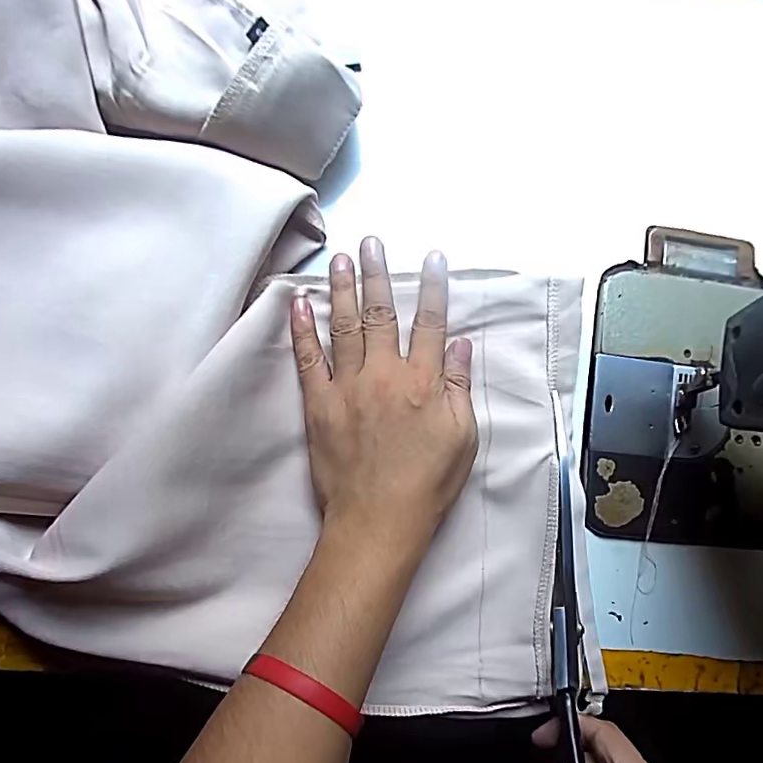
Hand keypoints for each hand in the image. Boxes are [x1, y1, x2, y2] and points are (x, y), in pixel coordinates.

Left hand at [290, 236, 477, 543]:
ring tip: (342, 258)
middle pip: (382, 315)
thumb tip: (459, 344)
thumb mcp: (462, 436)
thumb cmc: (429, 481)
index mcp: (424, 383)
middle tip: (374, 243)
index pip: (431, 324)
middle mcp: (385, 376)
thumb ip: (458, 386)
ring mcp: (348, 388)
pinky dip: (303, 330)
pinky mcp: (319, 405)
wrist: (380, 519)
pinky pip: (308, 359)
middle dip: (379, 275)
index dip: (434, 288)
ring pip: (345, 327)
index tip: (434, 259)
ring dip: (343, 289)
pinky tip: (300, 303)